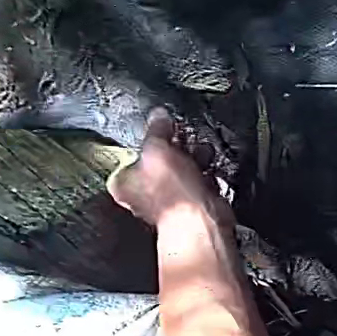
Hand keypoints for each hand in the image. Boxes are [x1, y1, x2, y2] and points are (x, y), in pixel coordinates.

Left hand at [108, 107, 231, 227]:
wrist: (201, 220)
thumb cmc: (172, 192)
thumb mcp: (157, 150)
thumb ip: (157, 130)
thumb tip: (159, 115)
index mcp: (125, 182)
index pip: (135, 151)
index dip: (152, 138)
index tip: (167, 127)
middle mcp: (145, 193)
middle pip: (161, 161)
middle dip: (178, 148)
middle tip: (187, 138)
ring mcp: (171, 200)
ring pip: (183, 172)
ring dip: (195, 160)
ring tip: (204, 152)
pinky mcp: (194, 206)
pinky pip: (200, 183)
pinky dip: (207, 176)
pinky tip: (212, 170)